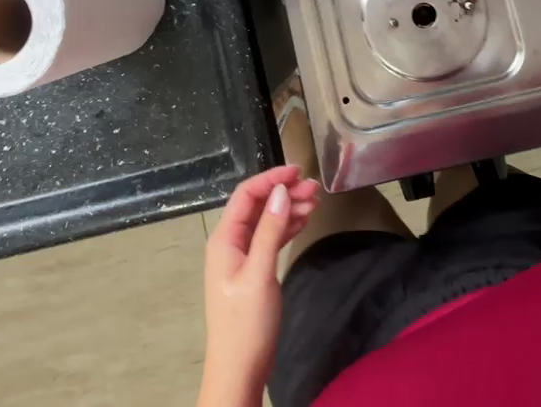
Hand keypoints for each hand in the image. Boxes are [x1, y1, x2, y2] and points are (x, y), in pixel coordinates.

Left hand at [198, 165, 320, 405]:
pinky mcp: (253, 270)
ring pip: (266, 220)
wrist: (238, 370)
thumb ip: (270, 231)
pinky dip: (287, 226)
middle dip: (285, 192)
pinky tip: (304, 220)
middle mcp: (230, 242)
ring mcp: (241, 257)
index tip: (298, 170)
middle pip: (258, 205)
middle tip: (316, 188)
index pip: (246, 195)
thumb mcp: (260, 273)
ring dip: (289, 208)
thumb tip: (281, 191)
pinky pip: (270, 237)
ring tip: (316, 202)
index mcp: (224, 239)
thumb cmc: (246, 323)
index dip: (271, 178)